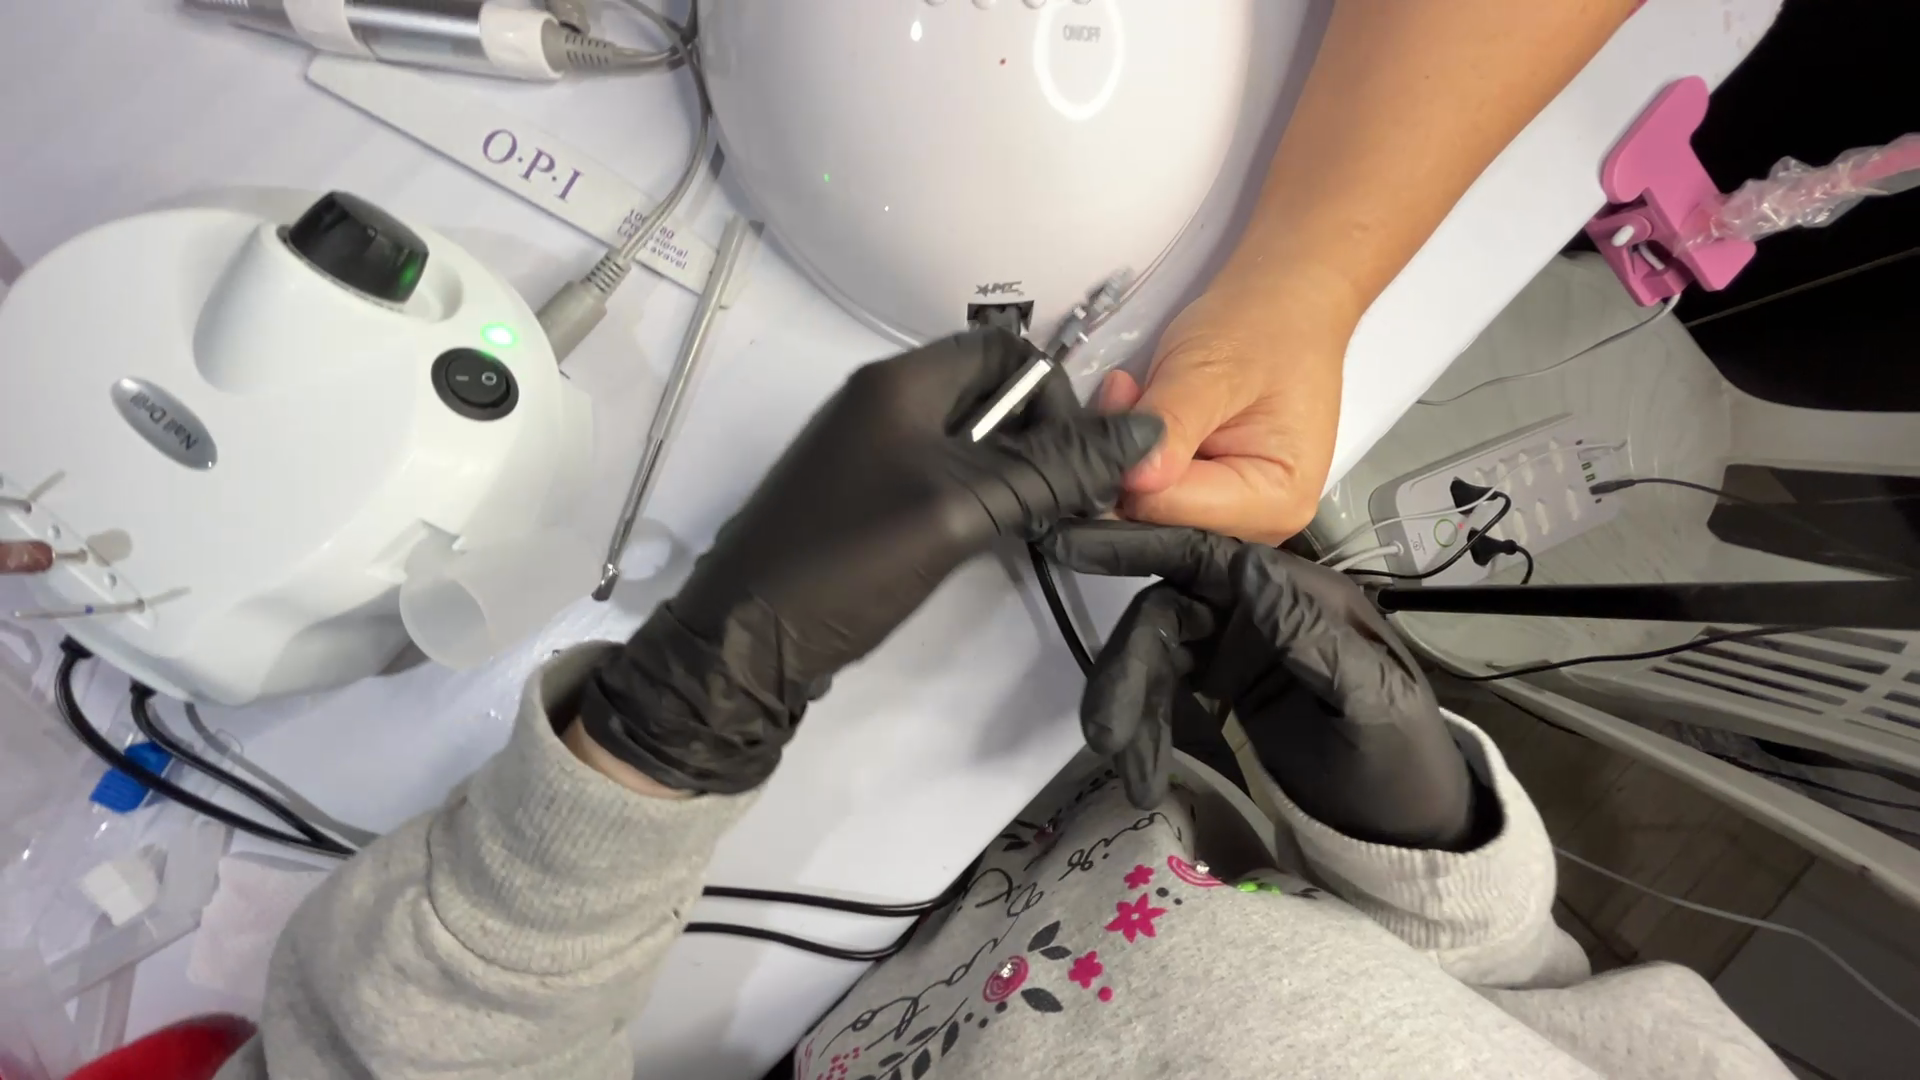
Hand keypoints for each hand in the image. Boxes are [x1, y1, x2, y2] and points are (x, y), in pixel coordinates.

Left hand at [580, 329, 1163, 793]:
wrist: (744, 642)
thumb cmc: (850, 560)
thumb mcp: (958, 508)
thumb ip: (1050, 468)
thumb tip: (1145, 430)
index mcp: (899, 382)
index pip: (1003, 350)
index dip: (1054, 396)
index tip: (1076, 462)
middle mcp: (884, 403)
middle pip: (988, 394)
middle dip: (1040, 439)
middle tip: (1068, 502)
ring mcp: (871, 452)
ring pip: (968, 440)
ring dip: (1014, 473)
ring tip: (1040, 523)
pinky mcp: (866, 497)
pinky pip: (940, 476)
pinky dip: (978, 497)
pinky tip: (995, 536)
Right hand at [1043, 520, 1481, 849]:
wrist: (1400, 829)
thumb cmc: (1400, 760)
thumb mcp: (1371, 699)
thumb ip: (1309, 633)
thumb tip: (1244, 566)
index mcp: (1295, 593)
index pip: (1206, 555)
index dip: (1137, 545)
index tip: (1071, 546)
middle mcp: (1254, 608)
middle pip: (1165, 617)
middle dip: (1128, 673)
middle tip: (1104, 736)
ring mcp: (1232, 646)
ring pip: (1154, 658)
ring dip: (1132, 713)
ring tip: (1134, 778)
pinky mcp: (1217, 683)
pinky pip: (1161, 694)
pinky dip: (1146, 730)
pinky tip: (1145, 775)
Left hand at [1107, 274, 1354, 543]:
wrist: (1284, 309)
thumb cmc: (1266, 329)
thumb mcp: (1213, 367)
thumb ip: (1172, 425)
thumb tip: (1136, 480)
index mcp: (1276, 501)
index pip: (1166, 511)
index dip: (1129, 463)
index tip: (1126, 401)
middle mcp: (1254, 525)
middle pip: (1153, 518)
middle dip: (1127, 458)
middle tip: (1129, 393)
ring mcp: (1227, 518)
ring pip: (1143, 505)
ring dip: (1127, 452)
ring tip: (1143, 396)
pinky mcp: (1204, 503)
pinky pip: (1147, 494)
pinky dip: (1134, 454)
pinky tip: (1146, 416)